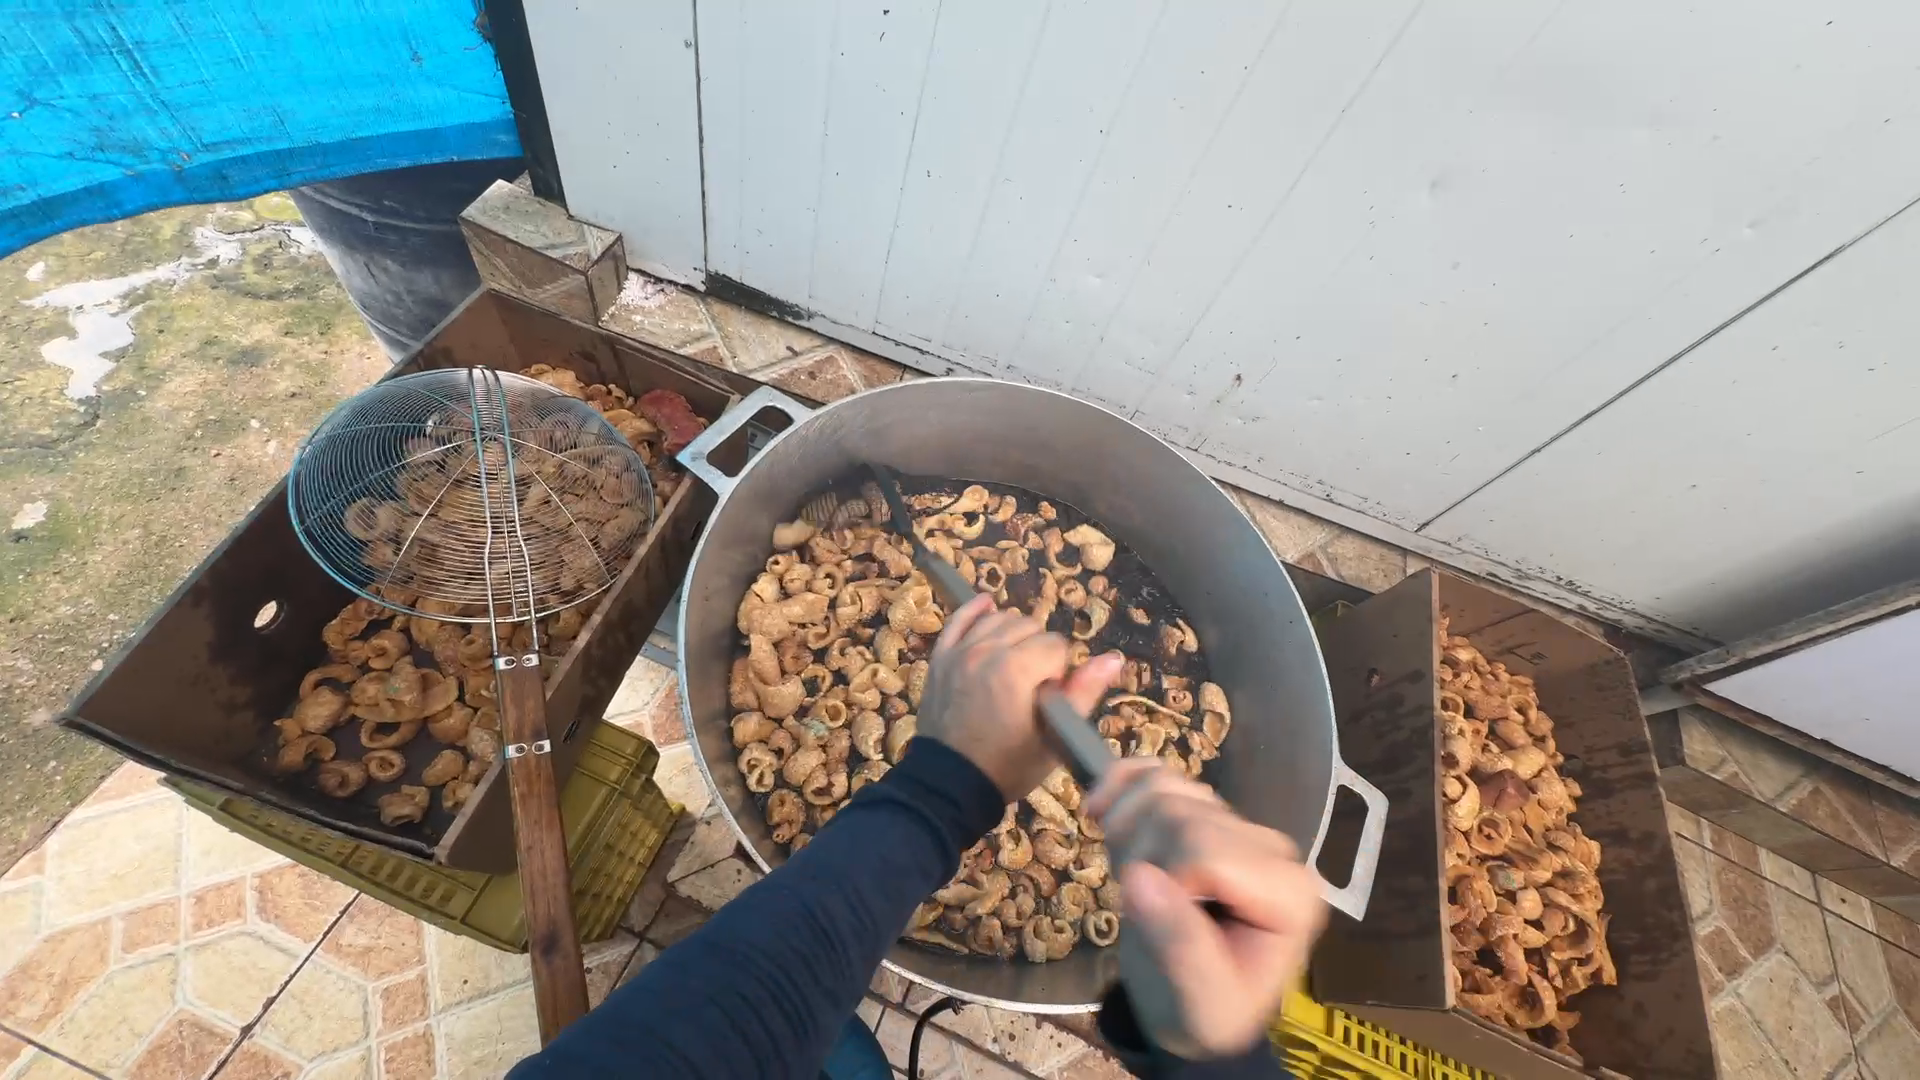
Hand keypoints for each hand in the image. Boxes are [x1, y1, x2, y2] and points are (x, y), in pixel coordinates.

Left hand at [917, 594, 1122, 798]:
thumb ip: (1084, 692)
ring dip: (1014, 634)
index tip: (1049, 697)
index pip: (1056, 645)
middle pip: (1029, 627)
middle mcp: (987, 650)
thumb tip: (1113, 658)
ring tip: (1015, 664)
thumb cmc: (1008, 764)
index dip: (1060, 671)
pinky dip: (974, 611)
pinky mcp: (940, 658)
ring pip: (999, 618)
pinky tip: (988, 606)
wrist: (950, 783)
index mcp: (1017, 668)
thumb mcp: (1055, 736)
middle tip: (1033, 686)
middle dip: (1039, 651)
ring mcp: (960, 651)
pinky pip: (959, 620)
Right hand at [1086, 759, 1327, 1058]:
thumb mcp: (1199, 1002)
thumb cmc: (1202, 1011)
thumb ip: (1180, 945)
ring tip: (1128, 872)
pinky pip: (1155, 771)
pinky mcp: (1203, 810)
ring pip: (1163, 785)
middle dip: (1139, 854)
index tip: (1154, 920)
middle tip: (1137, 903)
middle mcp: (1272, 848)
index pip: (1204, 847)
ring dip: (1125, 825)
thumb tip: (1139, 877)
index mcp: (1287, 893)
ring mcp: (1237, 822)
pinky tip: (1101, 810)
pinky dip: (1120, 782)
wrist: (1188, 1005)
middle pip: (1179, 813)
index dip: (1161, 876)